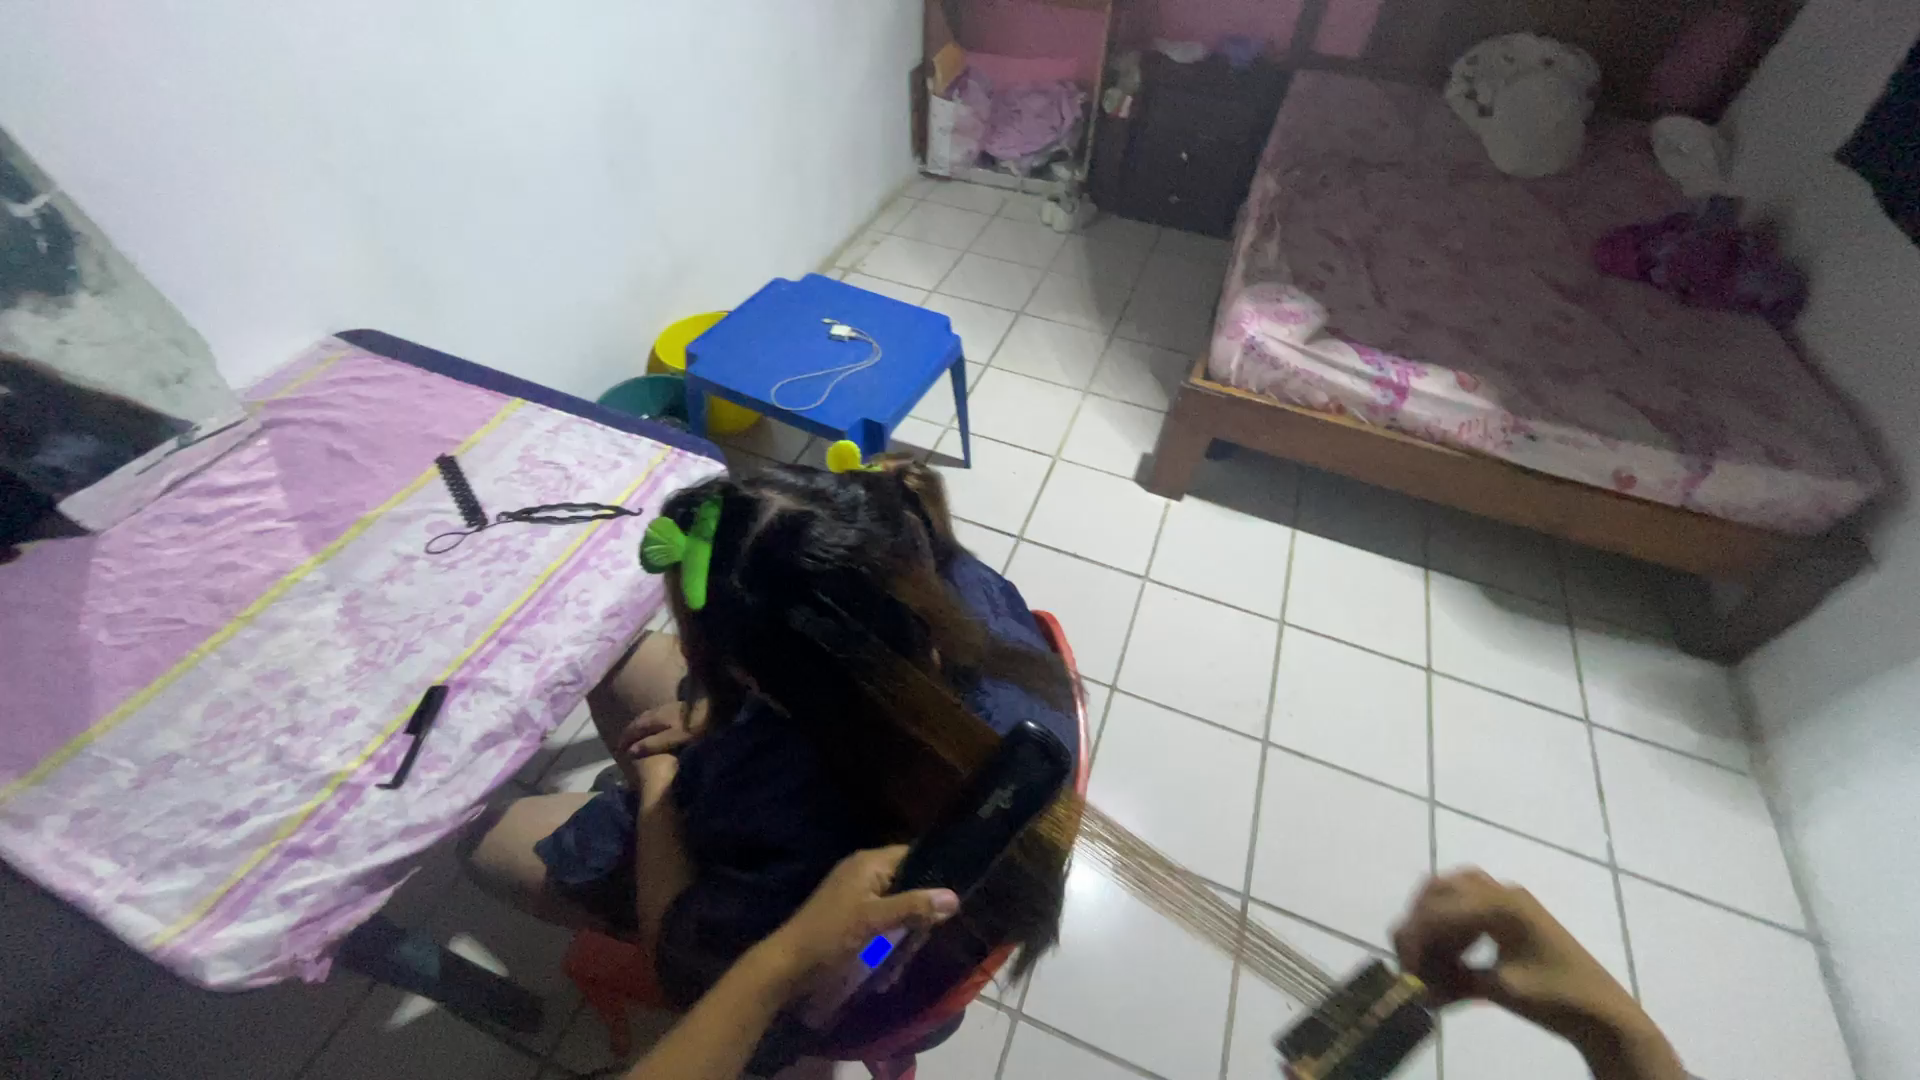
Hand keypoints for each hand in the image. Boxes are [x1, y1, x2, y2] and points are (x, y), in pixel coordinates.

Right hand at [617, 701, 706, 760]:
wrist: (722, 703)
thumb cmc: (700, 724)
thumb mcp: (677, 737)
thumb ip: (654, 743)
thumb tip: (630, 751)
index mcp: (658, 718)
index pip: (636, 728)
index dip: (626, 738)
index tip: (618, 749)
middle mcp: (662, 710)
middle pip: (642, 720)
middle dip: (631, 731)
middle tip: (624, 742)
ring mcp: (673, 706)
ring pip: (651, 716)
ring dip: (641, 725)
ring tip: (637, 736)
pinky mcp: (683, 706)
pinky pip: (660, 715)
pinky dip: (652, 722)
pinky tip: (659, 727)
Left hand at [753, 846, 958, 995]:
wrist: (787, 966)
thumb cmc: (831, 935)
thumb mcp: (875, 920)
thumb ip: (914, 907)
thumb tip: (954, 897)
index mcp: (869, 862)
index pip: (912, 854)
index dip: (934, 871)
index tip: (954, 893)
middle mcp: (863, 871)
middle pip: (907, 880)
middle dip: (919, 906)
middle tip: (929, 931)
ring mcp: (856, 893)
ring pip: (896, 902)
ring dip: (905, 926)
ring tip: (910, 950)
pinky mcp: (851, 914)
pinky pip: (883, 917)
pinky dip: (890, 934)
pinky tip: (894, 957)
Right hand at [1393, 871, 1665, 1061]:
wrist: (1610, 1016)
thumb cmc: (1559, 1000)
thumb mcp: (1501, 991)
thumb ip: (1452, 984)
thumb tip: (1417, 992)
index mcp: (1500, 906)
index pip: (1438, 912)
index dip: (1414, 938)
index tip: (1406, 968)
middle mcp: (1500, 891)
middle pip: (1439, 891)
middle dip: (1419, 923)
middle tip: (1412, 957)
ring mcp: (1508, 897)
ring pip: (1450, 892)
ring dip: (1433, 920)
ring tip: (1432, 955)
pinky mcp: (1512, 910)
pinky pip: (1466, 902)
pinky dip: (1451, 923)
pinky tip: (1454, 952)